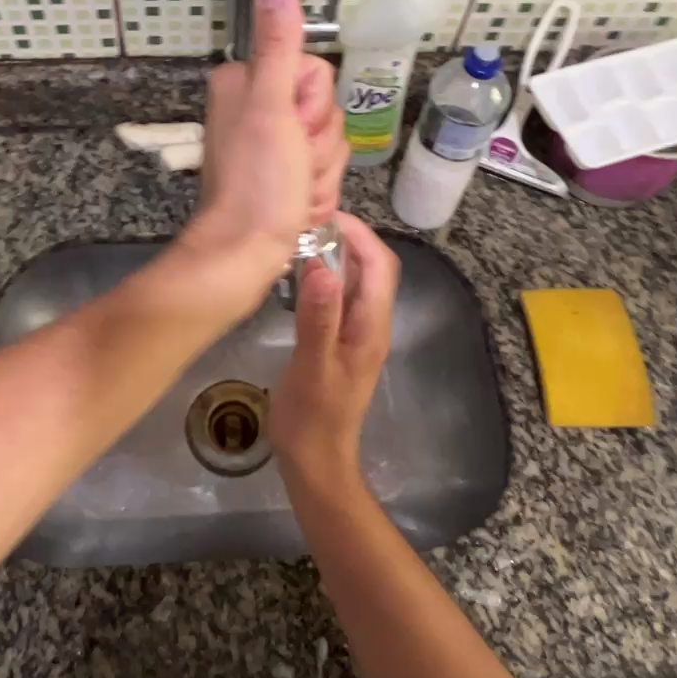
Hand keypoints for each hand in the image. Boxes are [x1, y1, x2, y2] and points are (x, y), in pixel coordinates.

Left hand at [191, 0, 346, 264]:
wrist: (245, 256)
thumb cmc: (258, 185)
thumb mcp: (271, 108)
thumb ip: (278, 44)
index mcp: (246, 82)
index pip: (316, 72)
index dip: (315, 108)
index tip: (294, 134)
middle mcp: (256, 107)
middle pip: (325, 108)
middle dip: (319, 146)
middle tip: (293, 168)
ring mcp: (270, 143)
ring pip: (328, 142)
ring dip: (320, 173)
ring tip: (295, 192)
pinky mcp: (282, 173)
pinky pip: (322, 170)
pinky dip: (317, 192)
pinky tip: (298, 206)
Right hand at [271, 212, 399, 486]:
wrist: (315, 463)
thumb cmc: (312, 418)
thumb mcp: (312, 367)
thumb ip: (318, 318)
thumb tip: (323, 267)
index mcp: (371, 327)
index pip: (378, 265)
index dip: (359, 234)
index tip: (324, 214)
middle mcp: (370, 325)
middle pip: (371, 269)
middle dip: (348, 238)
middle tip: (307, 222)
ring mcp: (356, 334)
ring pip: (355, 282)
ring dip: (336, 256)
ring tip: (301, 239)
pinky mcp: (339, 342)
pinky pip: (339, 298)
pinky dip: (324, 278)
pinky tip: (298, 276)